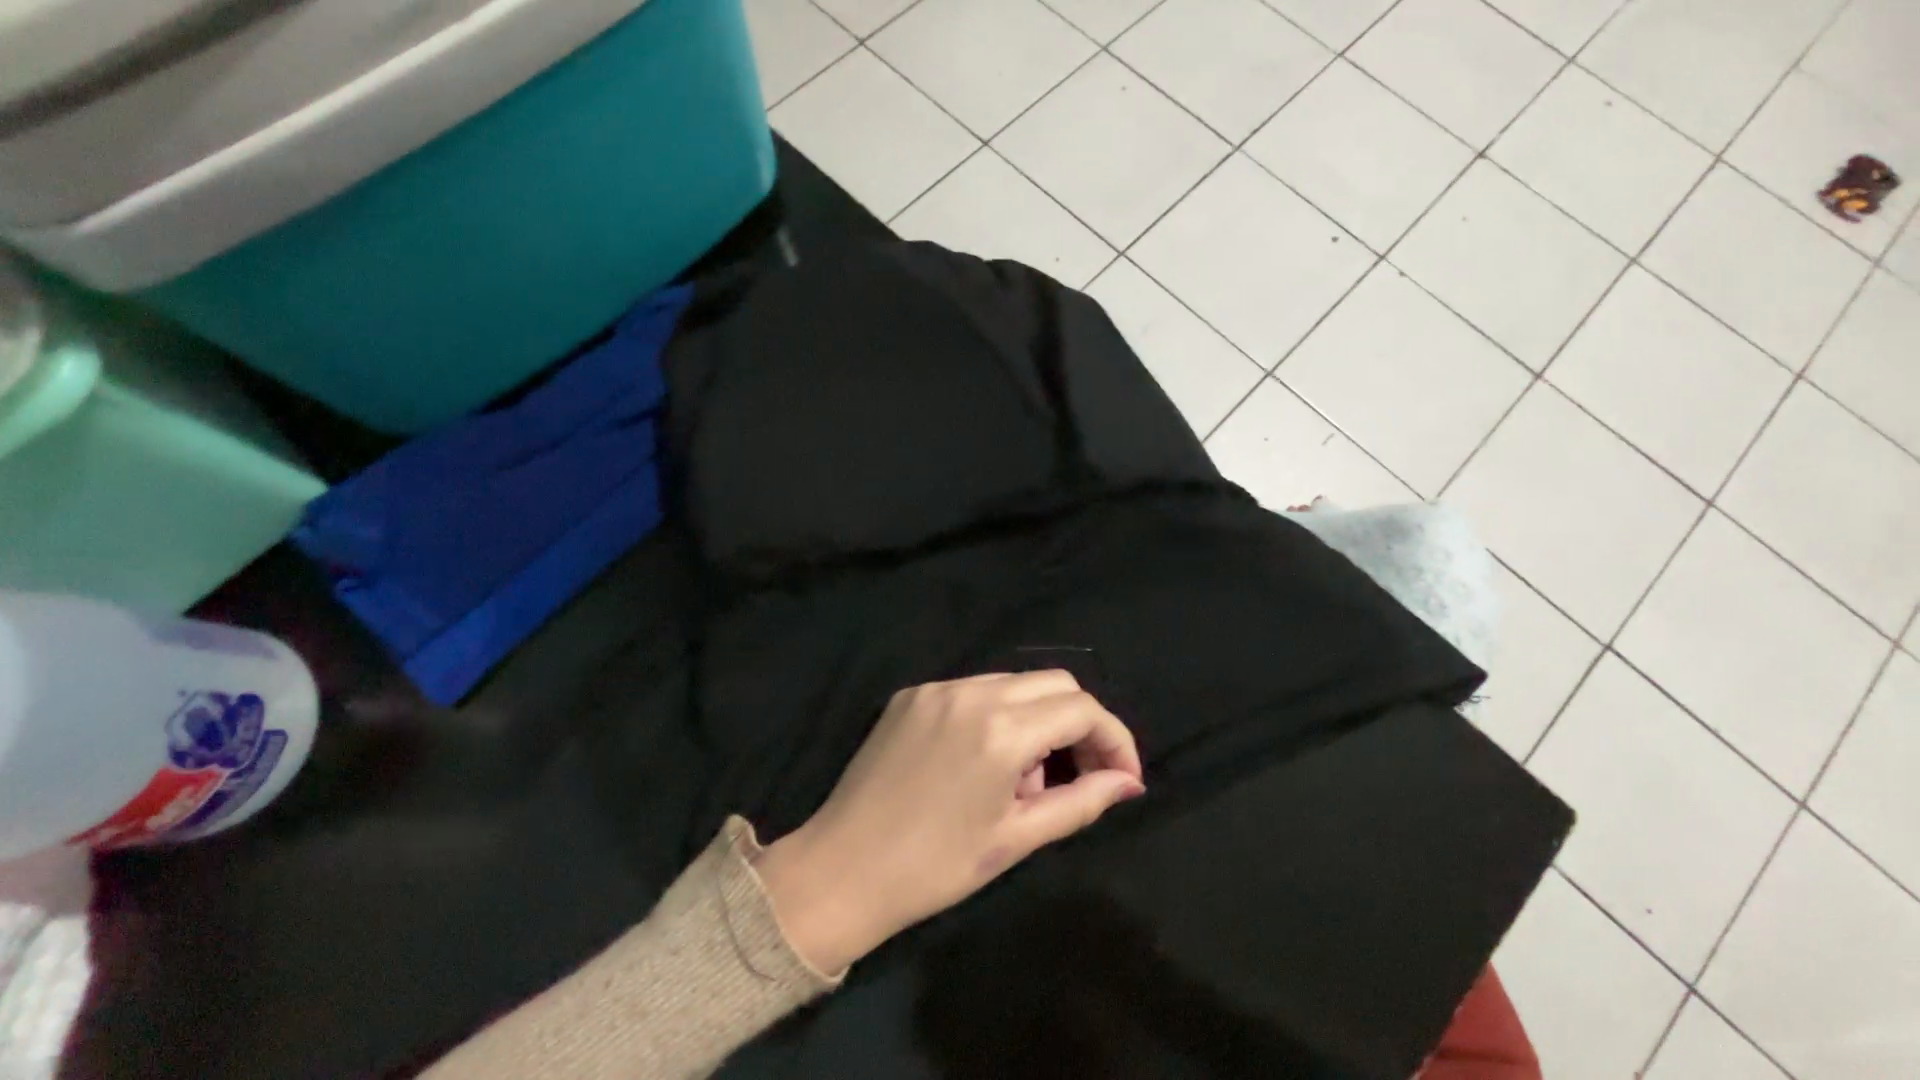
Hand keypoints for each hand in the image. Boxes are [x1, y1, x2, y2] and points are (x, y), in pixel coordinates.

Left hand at [753, 671, 1144, 973]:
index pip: (1082, 710)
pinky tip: (984, 766)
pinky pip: (973, 692)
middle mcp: (971, 693)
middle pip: (1054, 684)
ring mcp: (936, 689)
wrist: (842, 869)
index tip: (1123, 780)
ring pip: (1013, 684)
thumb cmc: (935, 867)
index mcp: (1001, 729)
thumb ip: (1080, 801)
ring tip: (1025, 783)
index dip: (1114, 741)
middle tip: (1080, 778)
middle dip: (1080, 726)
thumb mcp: (1016, 838)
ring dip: (1037, 722)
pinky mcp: (909, 695)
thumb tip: (1127, 783)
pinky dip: (997, 718)